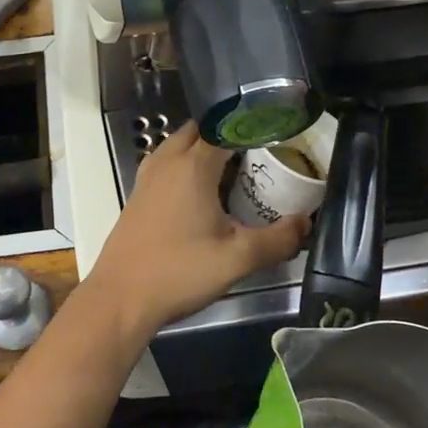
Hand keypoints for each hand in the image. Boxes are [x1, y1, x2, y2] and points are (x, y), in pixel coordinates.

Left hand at [86, 122, 307, 335]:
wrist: (121, 298)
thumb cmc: (180, 271)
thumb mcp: (237, 259)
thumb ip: (277, 239)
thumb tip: (306, 223)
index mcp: (192, 165)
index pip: (225, 129)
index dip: (251, 130)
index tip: (276, 139)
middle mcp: (167, 161)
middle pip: (200, 131)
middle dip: (227, 136)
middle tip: (257, 157)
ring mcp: (148, 176)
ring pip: (179, 146)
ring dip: (204, 151)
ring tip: (235, 174)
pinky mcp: (138, 194)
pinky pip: (167, 164)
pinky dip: (187, 167)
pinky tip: (205, 196)